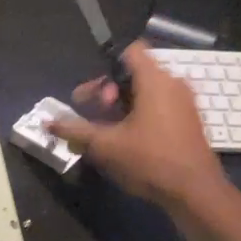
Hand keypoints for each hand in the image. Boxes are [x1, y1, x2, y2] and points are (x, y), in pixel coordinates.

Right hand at [46, 42, 230, 210]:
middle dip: (108, 91)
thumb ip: (75, 130)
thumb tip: (48, 123)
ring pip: (145, 92)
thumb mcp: (105, 146)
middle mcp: (172, 83)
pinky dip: (137, 114)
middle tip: (91, 114)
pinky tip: (125, 140)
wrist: (192, 188)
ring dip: (121, 106)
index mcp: (154, 80)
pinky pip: (157, 106)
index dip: (106, 68)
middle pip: (134, 73)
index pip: (129, 52)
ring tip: (104, 131)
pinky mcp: (186, 119)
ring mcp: (183, 101)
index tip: (93, 96)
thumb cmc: (148, 160)